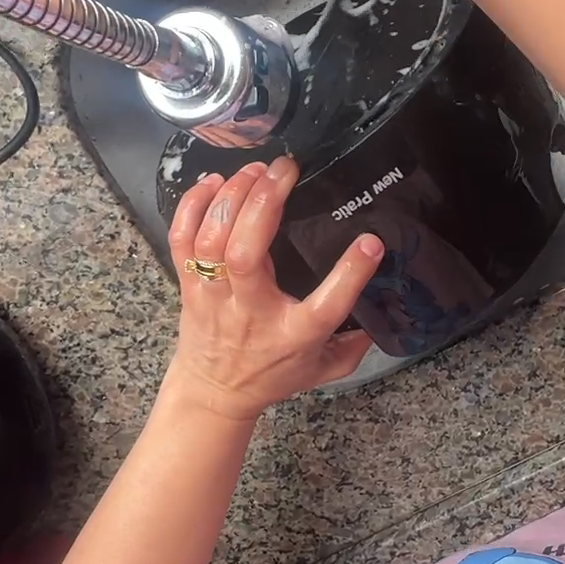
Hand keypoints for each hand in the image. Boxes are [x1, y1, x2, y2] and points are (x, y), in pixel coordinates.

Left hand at [164, 156, 382, 422]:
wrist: (214, 393)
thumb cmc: (273, 375)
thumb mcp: (324, 368)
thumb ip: (354, 346)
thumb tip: (383, 314)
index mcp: (294, 334)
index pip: (327, 304)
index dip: (351, 272)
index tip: (370, 241)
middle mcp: (251, 312)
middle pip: (248, 254)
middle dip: (264, 204)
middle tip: (284, 170)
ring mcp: (215, 297)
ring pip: (212, 241)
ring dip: (232, 197)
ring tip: (255, 170)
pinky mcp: (189, 284)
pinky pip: (181, 238)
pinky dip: (193, 205)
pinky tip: (215, 181)